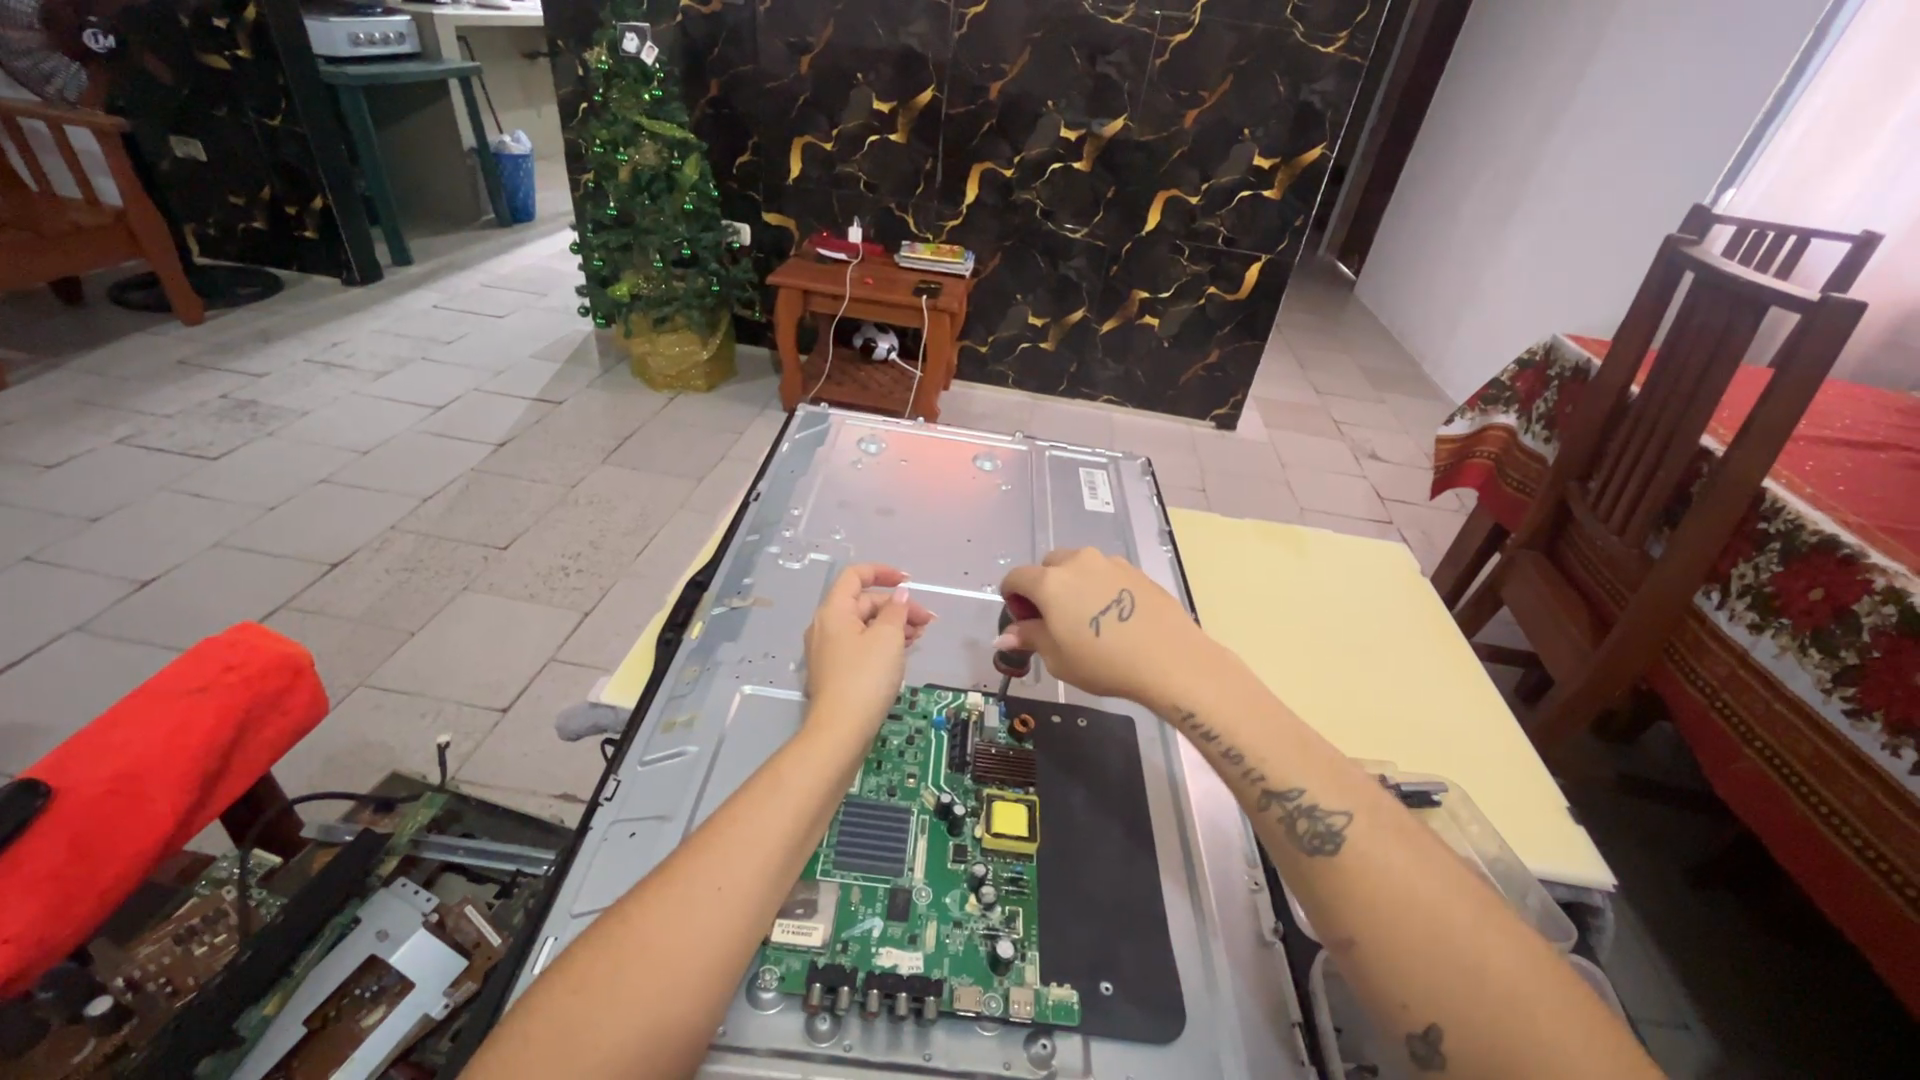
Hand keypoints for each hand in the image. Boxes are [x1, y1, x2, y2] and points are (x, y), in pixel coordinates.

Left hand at [803, 564, 935, 737]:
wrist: (841, 729)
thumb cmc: (866, 677)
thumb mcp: (888, 638)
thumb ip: (896, 611)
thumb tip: (899, 596)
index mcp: (833, 611)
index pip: (855, 576)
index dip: (882, 572)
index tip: (909, 581)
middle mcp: (825, 626)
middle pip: (863, 603)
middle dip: (897, 607)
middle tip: (926, 622)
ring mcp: (828, 650)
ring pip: (864, 626)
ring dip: (893, 626)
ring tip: (919, 637)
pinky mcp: (834, 671)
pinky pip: (860, 645)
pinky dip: (882, 643)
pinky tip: (902, 653)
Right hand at [996, 548, 1212, 705]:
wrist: (1170, 659)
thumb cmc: (1104, 663)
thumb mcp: (1058, 659)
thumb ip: (1030, 638)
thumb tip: (1005, 636)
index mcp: (1050, 582)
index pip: (1016, 578)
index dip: (1012, 599)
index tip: (1023, 622)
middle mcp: (1077, 562)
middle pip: (1048, 565)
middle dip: (1043, 587)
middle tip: (1054, 620)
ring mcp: (1109, 563)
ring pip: (1079, 566)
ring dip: (1073, 585)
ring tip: (1088, 618)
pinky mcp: (1135, 571)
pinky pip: (1105, 574)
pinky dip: (1099, 588)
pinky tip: (1114, 617)